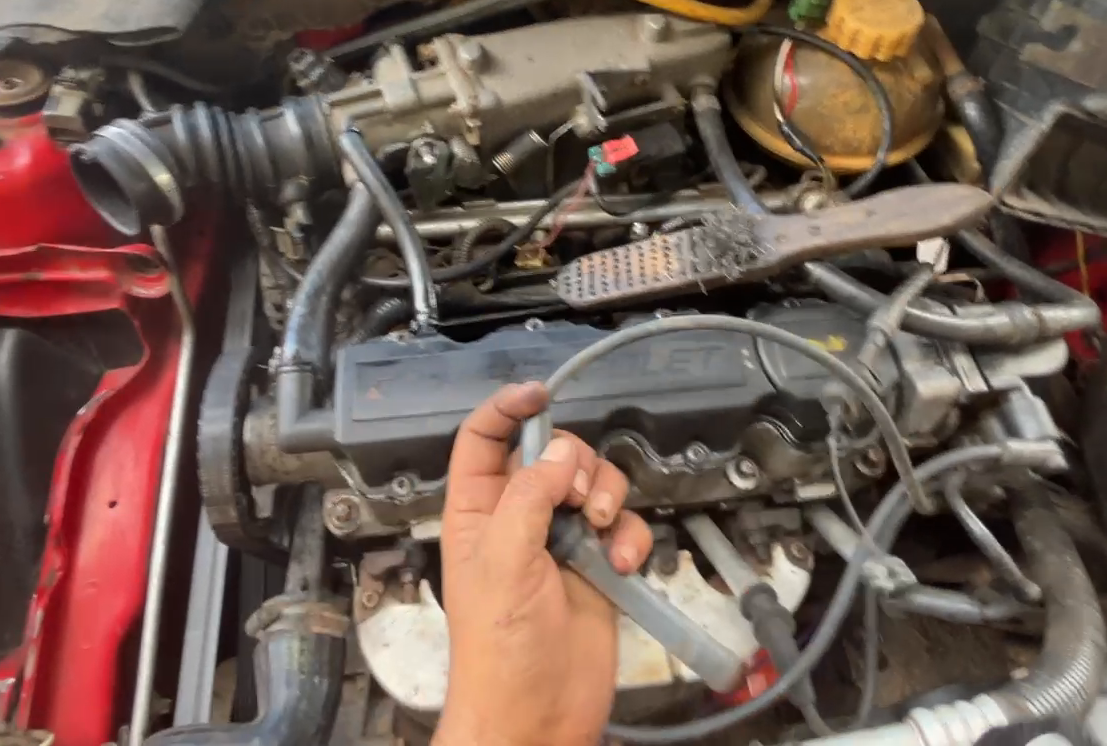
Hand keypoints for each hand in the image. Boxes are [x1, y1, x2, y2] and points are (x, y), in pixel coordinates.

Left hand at [432, 382, 654, 745]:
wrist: (539, 719)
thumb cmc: (501, 645)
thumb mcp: (504, 559)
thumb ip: (530, 495)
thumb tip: (563, 450)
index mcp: (478, 508)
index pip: (483, 438)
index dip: (507, 409)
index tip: (541, 394)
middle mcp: (519, 514)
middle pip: (553, 453)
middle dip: (575, 465)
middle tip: (578, 499)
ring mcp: (560, 537)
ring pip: (593, 482)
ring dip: (606, 497)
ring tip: (598, 531)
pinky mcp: (597, 561)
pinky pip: (621, 523)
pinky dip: (628, 536)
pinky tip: (620, 564)